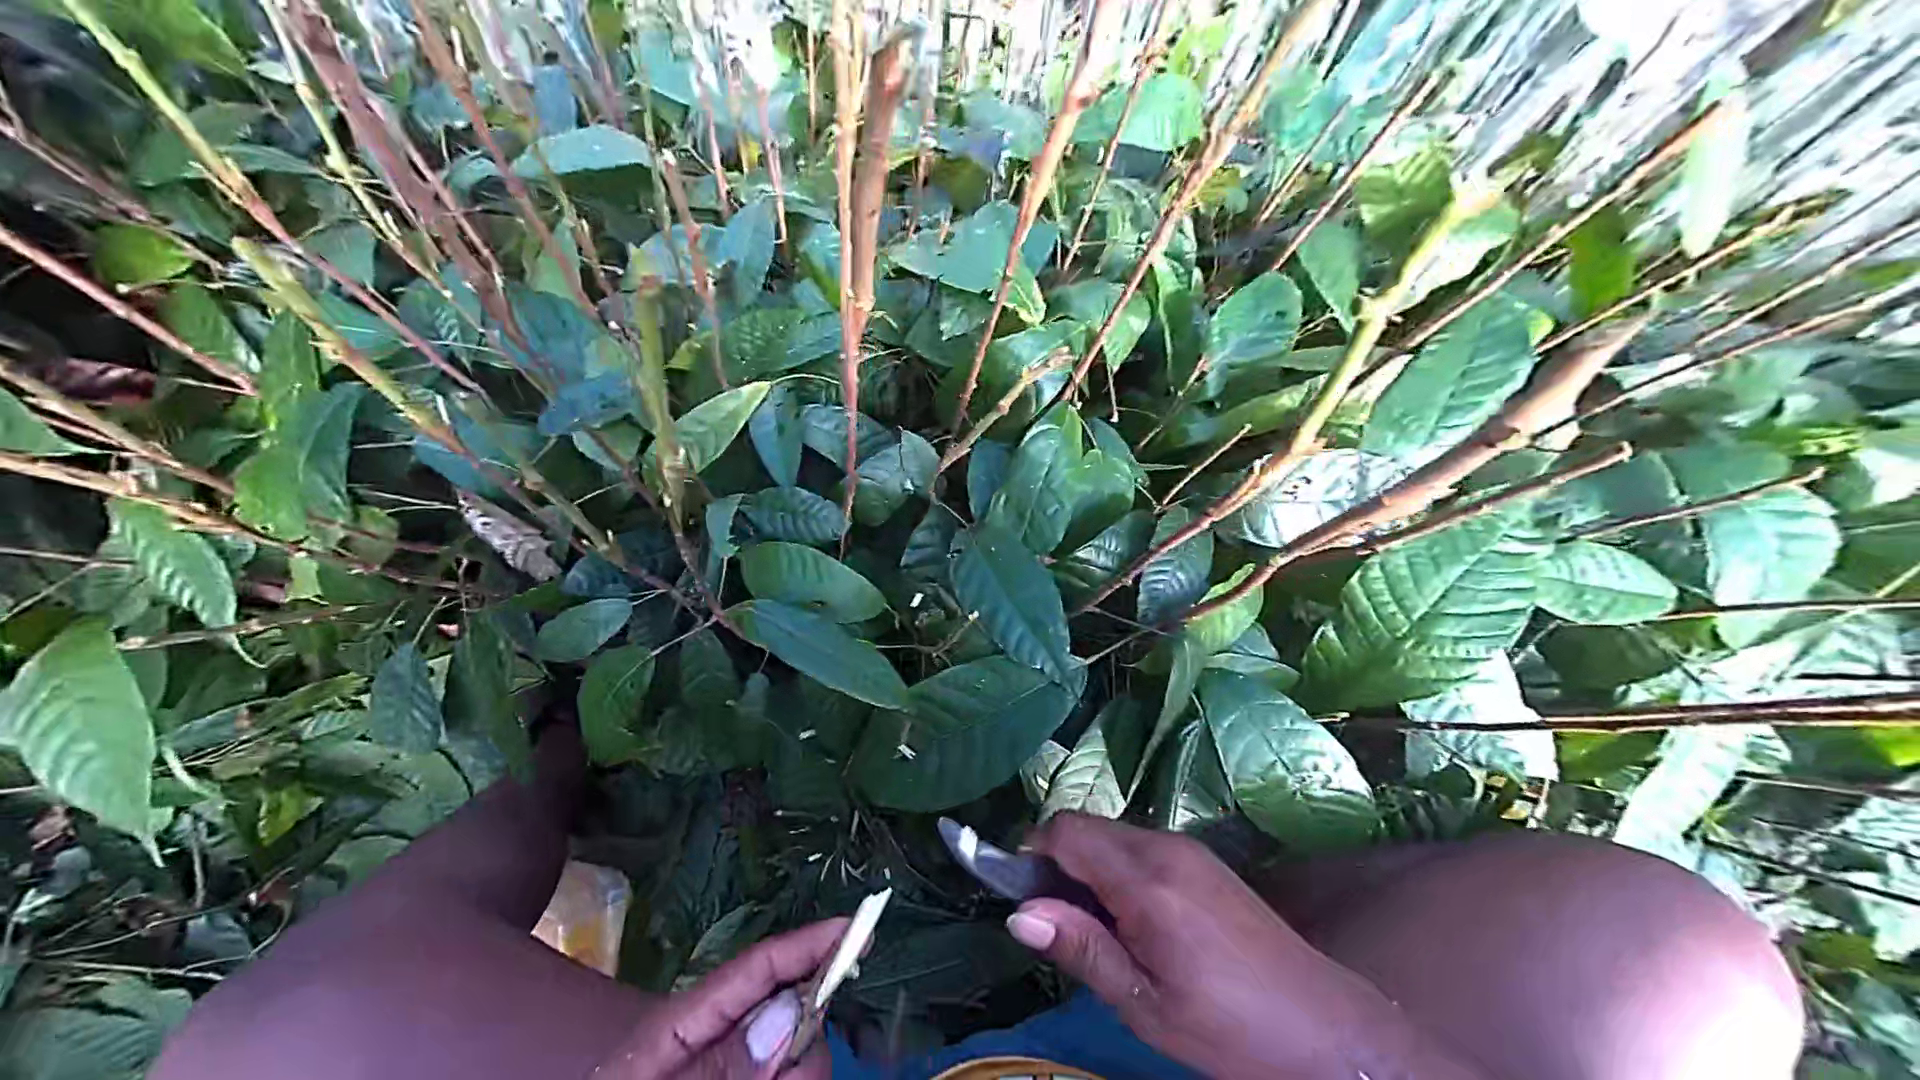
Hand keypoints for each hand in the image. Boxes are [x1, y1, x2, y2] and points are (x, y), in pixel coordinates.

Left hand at [592, 917, 846, 1079]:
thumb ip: (717, 1063)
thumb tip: (788, 1012)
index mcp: (685, 1024)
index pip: (756, 968)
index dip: (808, 943)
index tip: (858, 927)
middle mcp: (717, 1036)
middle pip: (791, 1013)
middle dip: (806, 1044)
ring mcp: (738, 1061)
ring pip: (800, 1054)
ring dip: (799, 1073)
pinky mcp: (754, 1075)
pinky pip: (788, 1075)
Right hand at [1007, 815, 1489, 1079]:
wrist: (1327, 1031)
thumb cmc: (1230, 1030)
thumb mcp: (1146, 1005)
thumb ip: (1082, 949)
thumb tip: (1018, 914)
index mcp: (1146, 880)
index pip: (1066, 830)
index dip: (1033, 853)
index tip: (1026, 898)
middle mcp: (1164, 846)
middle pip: (1085, 826)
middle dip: (1058, 861)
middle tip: (1061, 923)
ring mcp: (1187, 847)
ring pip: (1110, 833)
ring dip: (1087, 866)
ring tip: (1099, 929)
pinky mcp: (1202, 857)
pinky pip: (1138, 844)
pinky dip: (1117, 867)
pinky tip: (1135, 920)